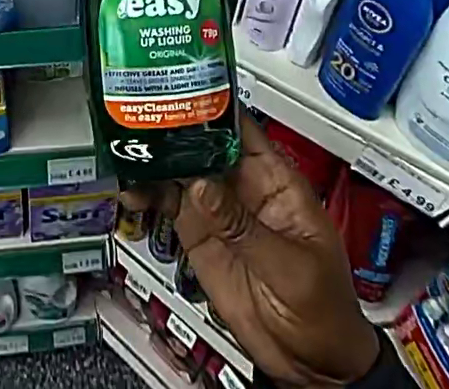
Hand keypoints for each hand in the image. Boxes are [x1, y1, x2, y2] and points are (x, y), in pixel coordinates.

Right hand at [143, 114, 380, 387]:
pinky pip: (168, 203)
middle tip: (141, 116)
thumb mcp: (289, 267)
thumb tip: (202, 187)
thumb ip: (244, 227)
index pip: (242, 127)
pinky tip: (130, 191)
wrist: (310, 365)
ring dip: (154, 157)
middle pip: (202, 141)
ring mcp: (216, 207)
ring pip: (179, 167)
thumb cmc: (322, 309)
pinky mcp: (198, 232)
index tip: (185, 88)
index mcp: (274, 178)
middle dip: (174, 126)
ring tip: (126, 150)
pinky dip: (146, 193)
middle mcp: (241, 183)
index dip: (215, 104)